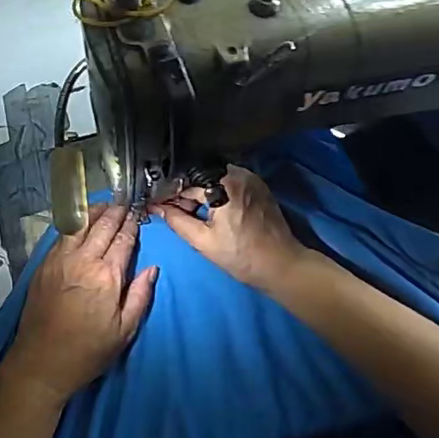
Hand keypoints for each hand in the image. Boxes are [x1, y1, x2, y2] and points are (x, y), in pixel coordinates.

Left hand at [0, 204, 158, 408]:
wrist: (41, 362)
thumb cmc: (87, 351)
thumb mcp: (124, 331)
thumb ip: (140, 296)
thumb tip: (152, 269)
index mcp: (107, 276)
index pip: (123, 240)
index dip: (132, 224)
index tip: (137, 213)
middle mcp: (83, 260)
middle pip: (102, 226)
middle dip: (115, 212)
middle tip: (123, 203)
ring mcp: (60, 260)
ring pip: (79, 225)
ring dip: (93, 212)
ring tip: (104, 206)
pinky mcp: (44, 265)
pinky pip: (62, 236)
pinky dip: (75, 224)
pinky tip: (80, 223)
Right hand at [154, 166, 310, 291]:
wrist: (281, 264)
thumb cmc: (242, 256)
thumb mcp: (203, 241)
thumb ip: (176, 220)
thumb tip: (157, 207)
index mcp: (223, 185)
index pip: (184, 181)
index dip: (168, 193)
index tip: (157, 205)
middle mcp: (237, 173)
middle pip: (198, 175)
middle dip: (184, 192)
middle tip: (174, 211)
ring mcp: (250, 177)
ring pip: (212, 177)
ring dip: (199, 192)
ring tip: (192, 212)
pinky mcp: (257, 184)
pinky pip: (227, 181)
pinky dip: (215, 191)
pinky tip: (211, 210)